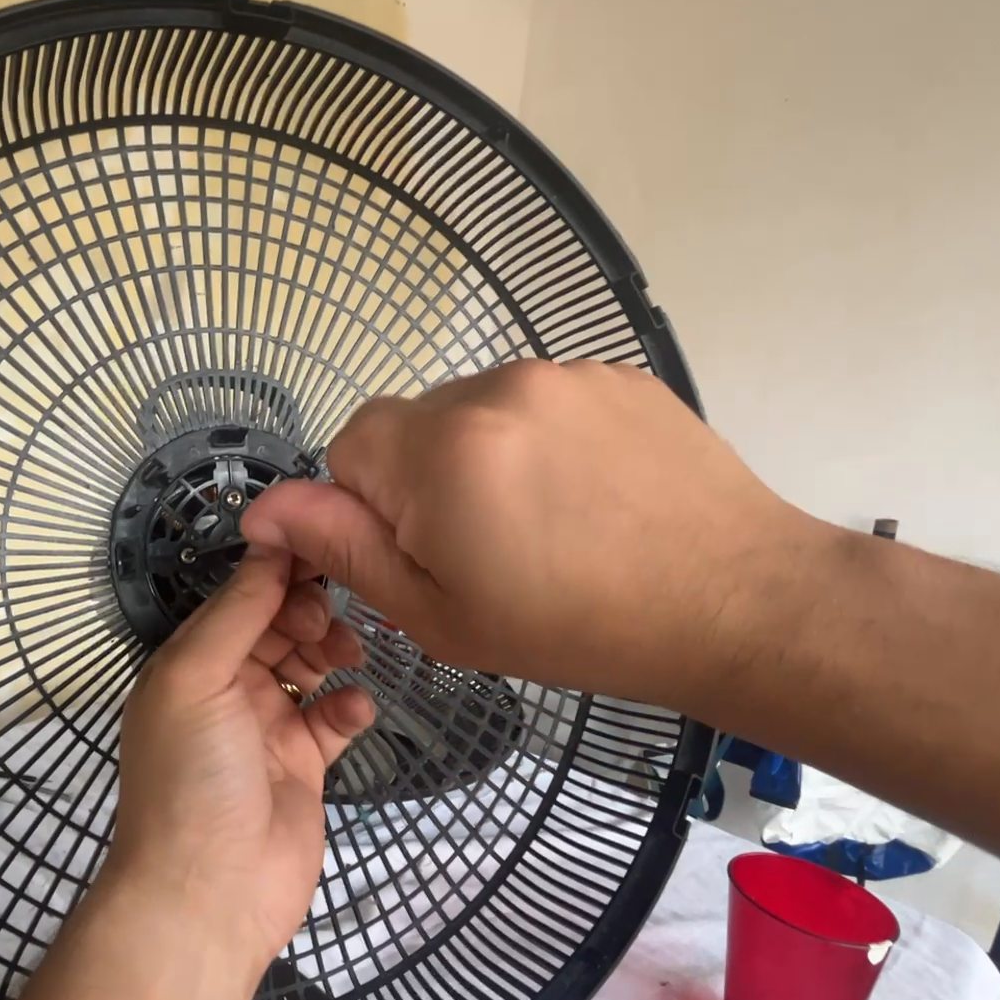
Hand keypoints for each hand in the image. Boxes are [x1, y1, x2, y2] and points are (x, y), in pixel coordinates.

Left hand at [0, 548, 376, 999]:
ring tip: (345, 656)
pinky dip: (347, 705)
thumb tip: (269, 543)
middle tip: (323, 625)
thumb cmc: (191, 773)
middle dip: (306, 613)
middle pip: (277, 626)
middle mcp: (227, 686)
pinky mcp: (303, 764)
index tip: (321, 550)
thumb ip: (236, 611)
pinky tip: (353, 710)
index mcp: (192, 661)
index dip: (277, 572)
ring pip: (309, 664)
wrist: (209, 893)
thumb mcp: (195, 677)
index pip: (240, 598)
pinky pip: (332, 717)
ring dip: (331, 650)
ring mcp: (266, 726)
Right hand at [241, 359, 830, 705]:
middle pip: (406, 425)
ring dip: (476, 457)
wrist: (738, 604)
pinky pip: (533, 400)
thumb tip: (262, 508)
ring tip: (539, 519)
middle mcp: (491, 387)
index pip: (345, 448)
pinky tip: (583, 492)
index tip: (423, 551)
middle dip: (418, 478)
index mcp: (439, 450)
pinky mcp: (610, 373)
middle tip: (481, 544)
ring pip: (468, 411)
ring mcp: (558, 372)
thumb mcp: (436, 613)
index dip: (369, 506)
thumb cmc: (572, 627)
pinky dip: (534, 440)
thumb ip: (342, 549)